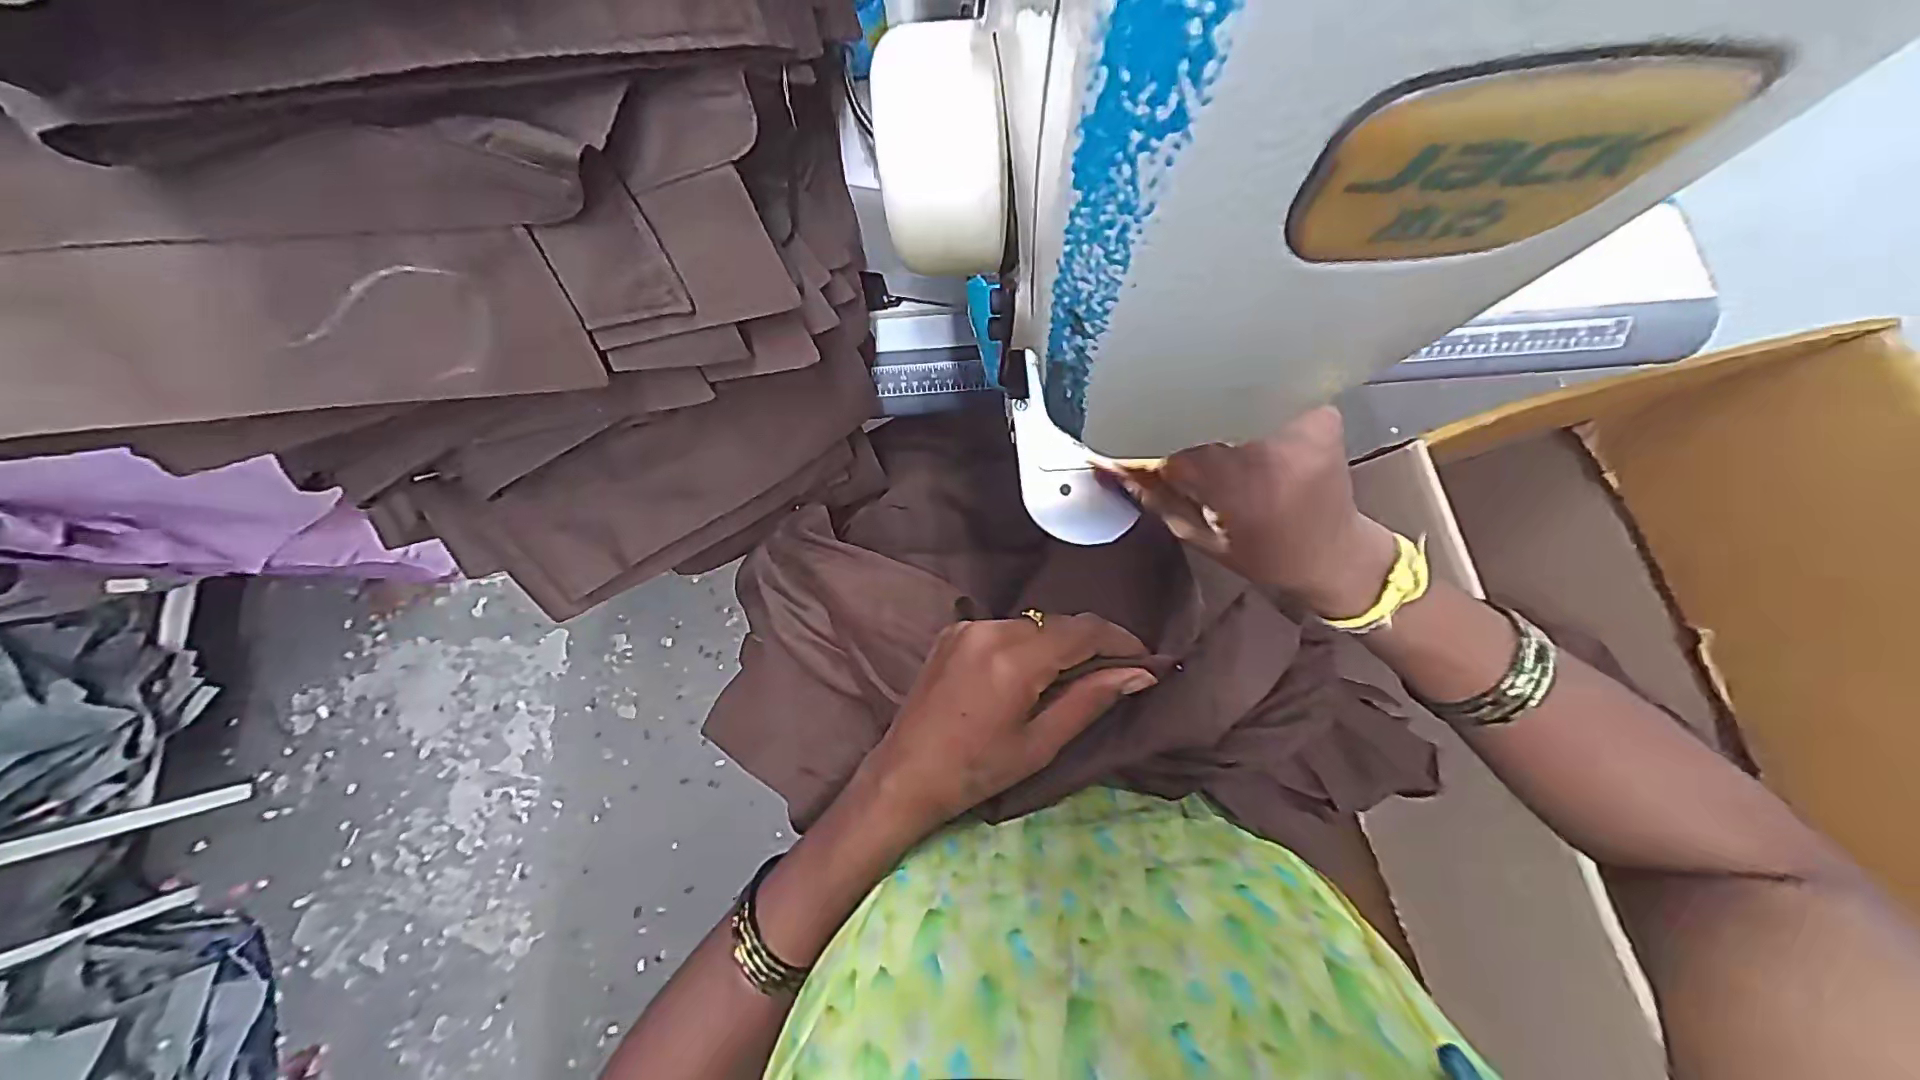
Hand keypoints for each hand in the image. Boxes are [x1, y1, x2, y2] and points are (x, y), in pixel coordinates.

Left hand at [857, 613, 1157, 836]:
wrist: (905, 773)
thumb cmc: (976, 770)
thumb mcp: (1040, 743)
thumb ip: (1090, 700)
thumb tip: (1139, 674)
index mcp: (1014, 658)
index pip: (1083, 630)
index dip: (1121, 640)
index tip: (1144, 659)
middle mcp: (991, 629)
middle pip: (1058, 623)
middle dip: (1090, 643)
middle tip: (1114, 673)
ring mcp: (967, 627)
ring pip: (1032, 624)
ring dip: (1057, 643)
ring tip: (1070, 678)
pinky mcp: (952, 632)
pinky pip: (1004, 628)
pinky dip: (1026, 643)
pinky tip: (1028, 674)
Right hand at [1104, 406, 1396, 618]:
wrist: (1334, 553)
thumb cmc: (1262, 554)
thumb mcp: (1194, 534)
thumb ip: (1148, 492)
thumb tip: (1102, 457)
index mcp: (1243, 485)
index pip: (1174, 432)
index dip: (1135, 425)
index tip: (1109, 424)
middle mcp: (1277, 442)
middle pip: (1204, 396)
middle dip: (1165, 398)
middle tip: (1136, 400)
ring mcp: (1304, 415)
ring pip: (1233, 383)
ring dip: (1199, 389)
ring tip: (1175, 394)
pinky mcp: (1317, 404)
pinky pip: (1260, 384)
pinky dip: (1231, 390)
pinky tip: (1216, 397)